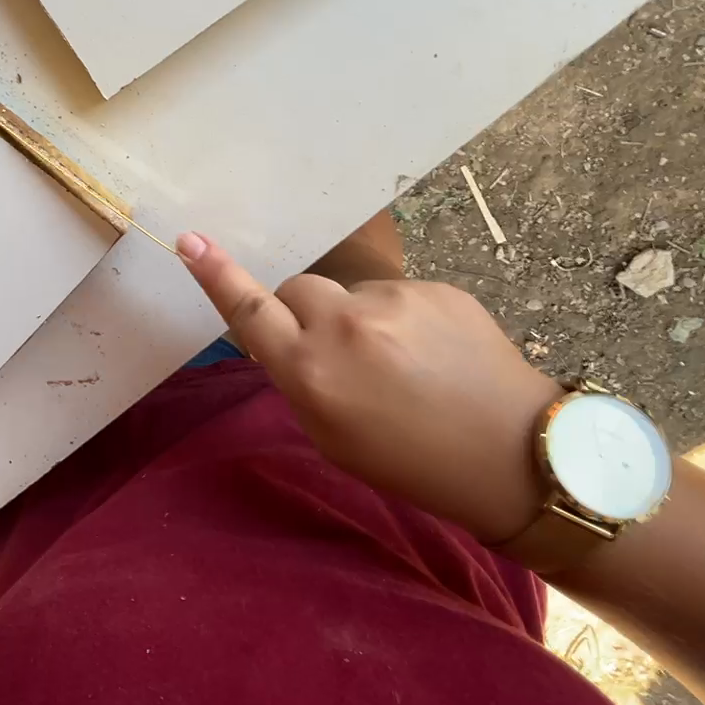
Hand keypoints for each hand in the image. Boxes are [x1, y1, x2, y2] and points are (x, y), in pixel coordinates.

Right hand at [176, 232, 564, 542]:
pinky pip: (394, 295)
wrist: (513, 455)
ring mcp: (394, 300)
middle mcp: (345, 326)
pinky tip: (432, 352)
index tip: (190, 241)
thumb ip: (298, 381)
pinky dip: (400, 318)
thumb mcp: (330, 437)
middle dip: (302, 313)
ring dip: (357, 318)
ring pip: (348, 293)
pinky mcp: (435, 287)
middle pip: (296, 290)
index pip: (249, 311)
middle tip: (335, 353)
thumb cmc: (409, 462)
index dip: (216, 276)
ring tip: (400, 362)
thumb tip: (287, 340)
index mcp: (312, 372)